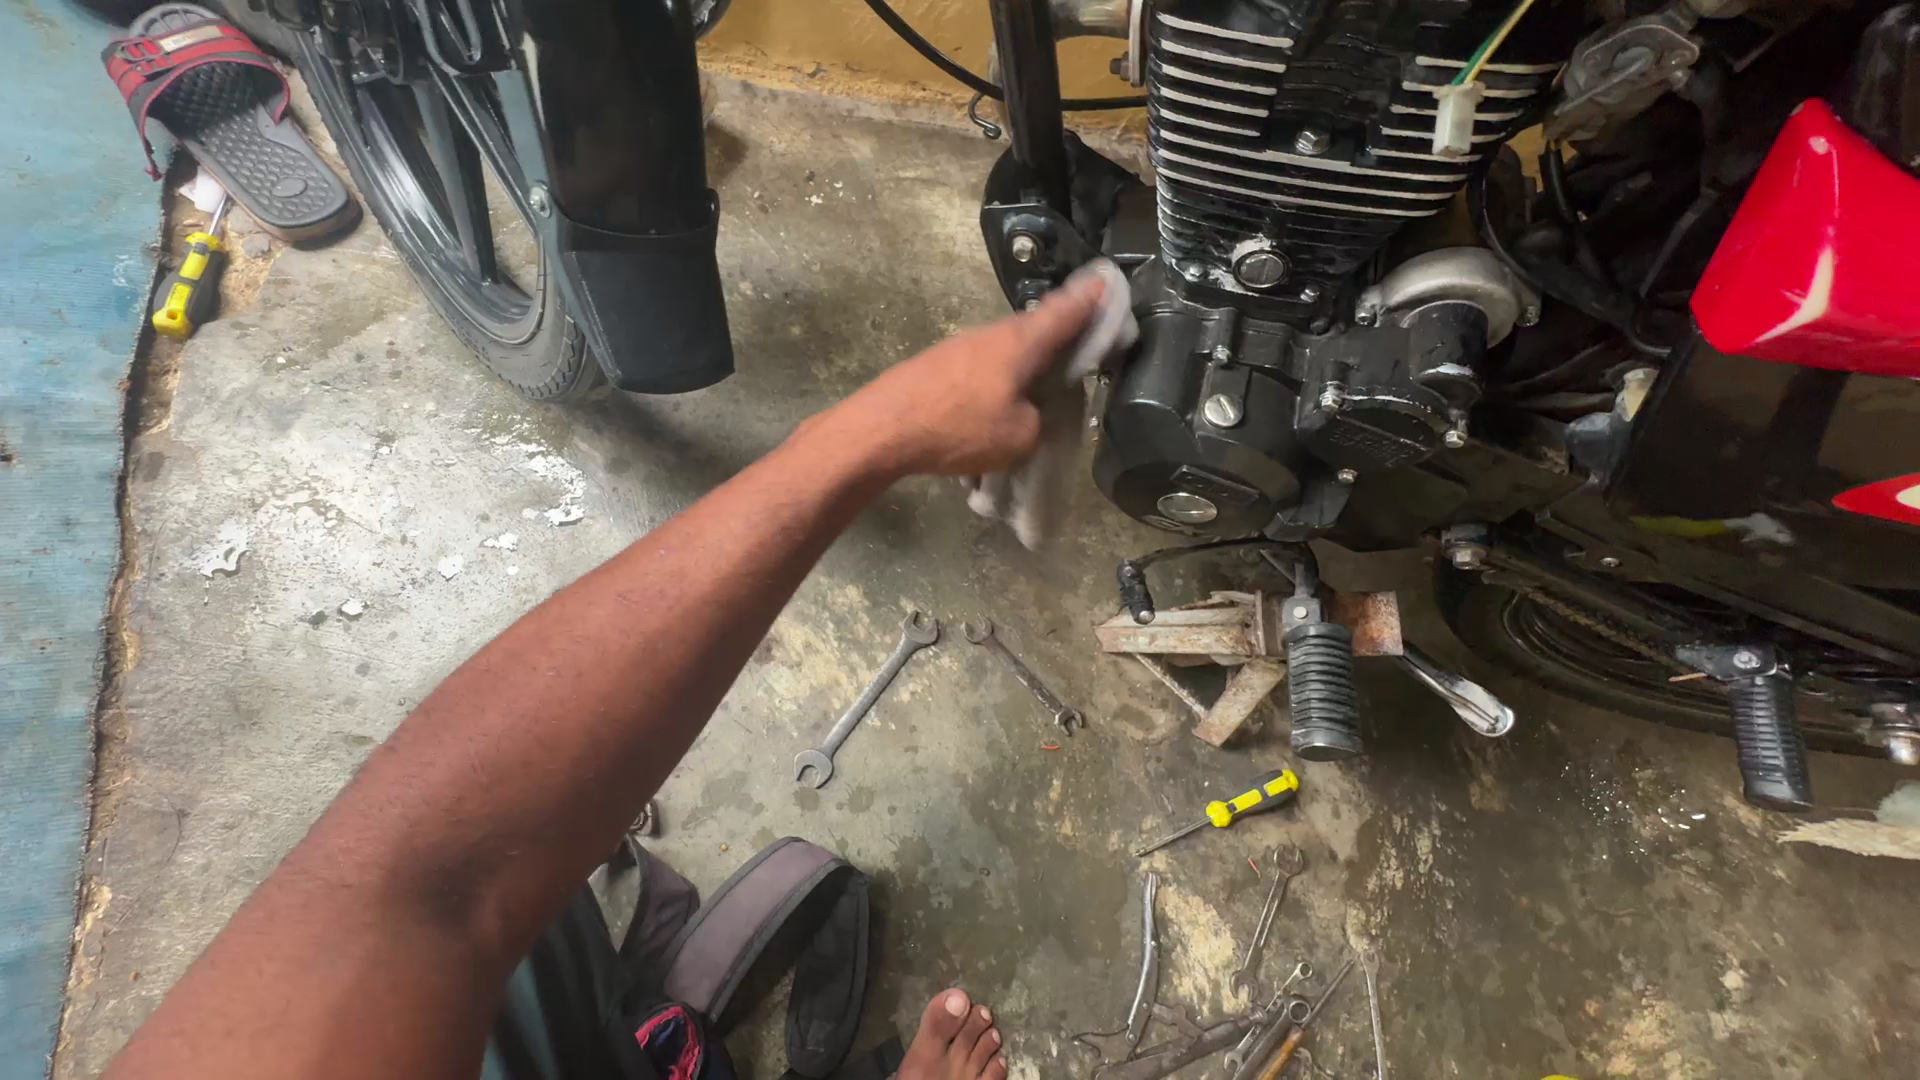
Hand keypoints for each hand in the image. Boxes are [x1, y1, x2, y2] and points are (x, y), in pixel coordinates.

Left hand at [827, 269, 1107, 476]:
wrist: (881, 430)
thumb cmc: (958, 427)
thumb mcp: (1019, 437)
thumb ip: (1039, 418)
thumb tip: (1032, 409)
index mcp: (1021, 342)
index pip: (1066, 311)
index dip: (1091, 299)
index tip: (1107, 282)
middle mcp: (991, 334)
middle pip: (1035, 329)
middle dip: (1058, 337)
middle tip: (1079, 351)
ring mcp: (960, 347)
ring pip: (1006, 351)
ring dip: (1024, 365)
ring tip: (1036, 390)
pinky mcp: (937, 365)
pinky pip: (981, 368)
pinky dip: (997, 381)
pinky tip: (993, 406)